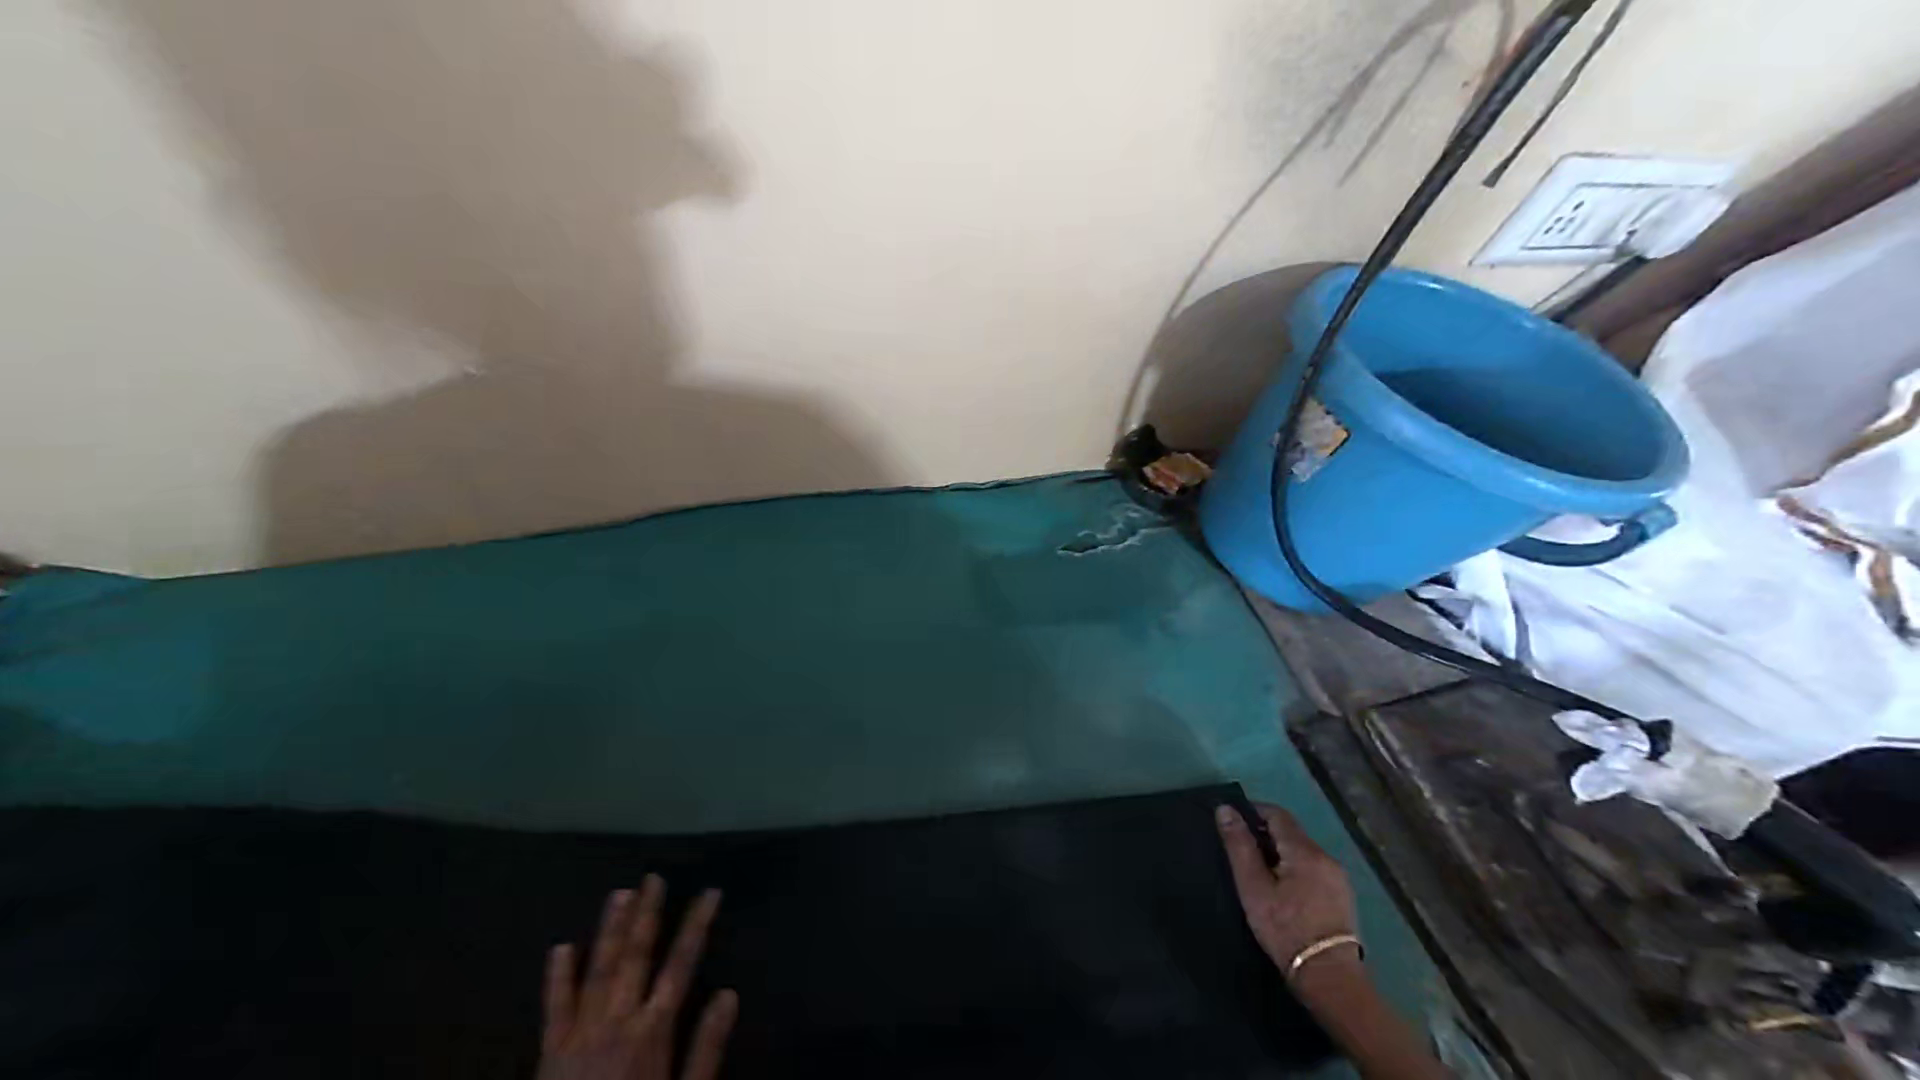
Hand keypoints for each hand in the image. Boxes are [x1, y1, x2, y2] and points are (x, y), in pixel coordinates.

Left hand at [537, 876, 738, 1079]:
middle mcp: (617, 1023)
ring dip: (608, 930)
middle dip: (647, 914)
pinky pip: (553, 1009)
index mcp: (653, 1032)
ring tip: (619, 894)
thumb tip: (729, 994)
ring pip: (597, 970)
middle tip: (654, 877)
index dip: (697, 924)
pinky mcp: (549, 1055)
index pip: (682, 964)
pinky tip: (561, 947)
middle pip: (636, 956)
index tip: (711, 892)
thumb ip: (706, 1049)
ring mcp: (579, 1036)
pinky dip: (557, 977)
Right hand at [1215, 802, 1358, 978]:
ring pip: (1303, 852)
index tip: (1233, 821)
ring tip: (1258, 871)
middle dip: (1265, 834)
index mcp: (1305, 851)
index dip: (1254, 811)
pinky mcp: (1342, 898)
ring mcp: (1338, 879)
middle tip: (1240, 849)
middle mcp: (1326, 857)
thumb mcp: (1253, 887)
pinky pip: (1314, 869)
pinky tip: (1282, 889)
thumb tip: (1225, 809)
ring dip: (1280, 853)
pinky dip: (1295, 869)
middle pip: (1291, 833)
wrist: (1328, 978)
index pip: (1277, 814)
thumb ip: (1239, 846)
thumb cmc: (1285, 929)